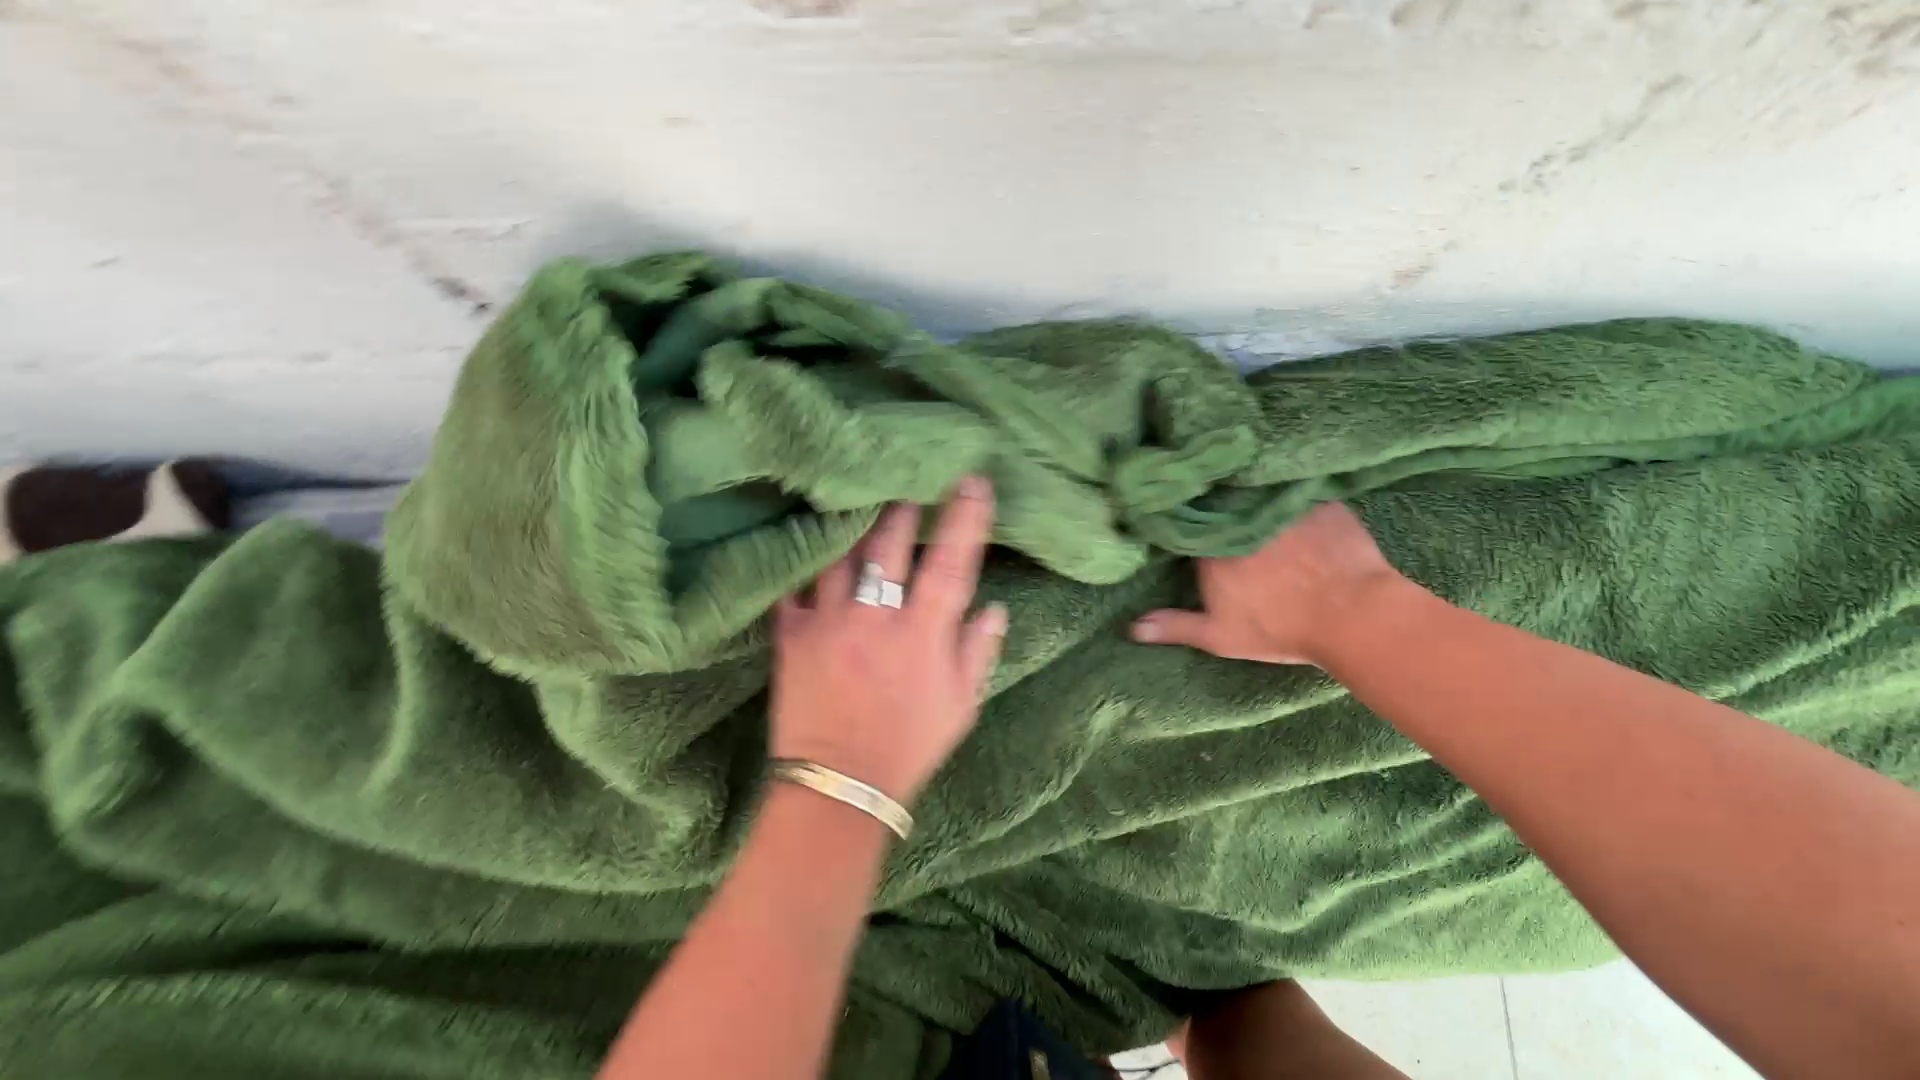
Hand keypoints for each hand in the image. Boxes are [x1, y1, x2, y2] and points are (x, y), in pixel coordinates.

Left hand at [768, 476, 1007, 804]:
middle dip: (902, 508)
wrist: (840, 784)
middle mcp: (875, 616)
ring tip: (856, 500)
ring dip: (853, 525)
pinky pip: (794, 586)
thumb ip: (978, 650)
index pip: (951, 561)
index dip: (965, 517)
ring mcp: (828, 621)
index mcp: (922, 632)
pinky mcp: (791, 634)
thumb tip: (993, 608)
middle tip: (907, 484)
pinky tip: (806, 546)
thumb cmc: (910, 745)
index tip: (972, 481)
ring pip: (840, 555)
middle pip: (889, 545)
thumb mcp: (962, 704)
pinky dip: (802, 563)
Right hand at [1130, 501, 1406, 666]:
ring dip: (1253, 496)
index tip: (1186, 524)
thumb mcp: (1221, 635)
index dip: (1187, 522)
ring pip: (1257, 492)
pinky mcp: (1318, 499)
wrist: (1352, 615)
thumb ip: (1175, 626)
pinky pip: (1297, 489)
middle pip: (1220, 502)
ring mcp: (1280, 504)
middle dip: (1217, 504)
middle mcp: (1240, 516)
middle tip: (1222, 513)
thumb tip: (1132, 628)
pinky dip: (1293, 495)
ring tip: (1254, 501)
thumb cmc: (1281, 628)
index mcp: (1210, 545)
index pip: (1187, 523)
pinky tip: (1296, 501)